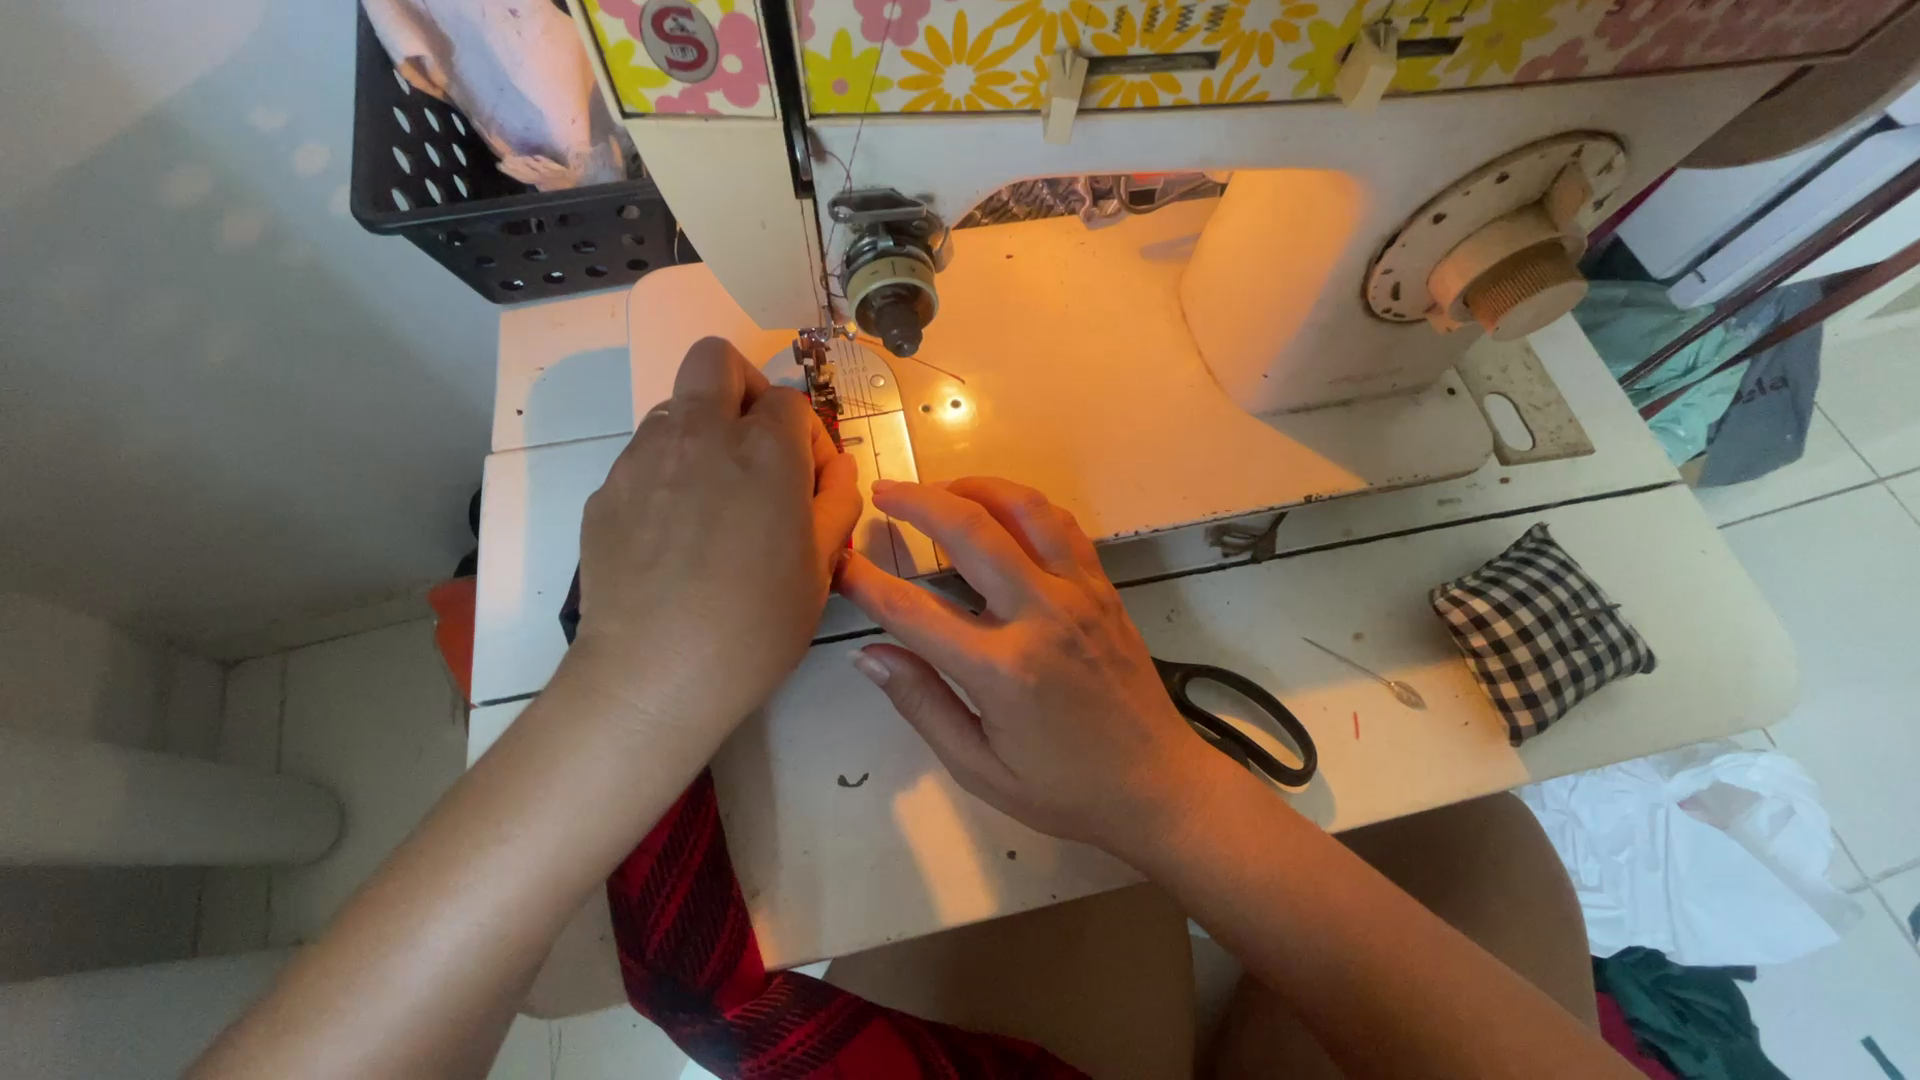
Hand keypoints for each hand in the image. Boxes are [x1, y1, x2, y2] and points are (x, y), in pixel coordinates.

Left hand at [568, 337, 860, 746]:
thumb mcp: (821, 568)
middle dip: (745, 389)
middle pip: (716, 361)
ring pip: (674, 408)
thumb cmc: (755, 625)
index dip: (809, 436)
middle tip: (757, 449)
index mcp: (764, 451)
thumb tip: (833, 469)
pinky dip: (667, 475)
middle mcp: (699, 435)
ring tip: (714, 502)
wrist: (653, 673)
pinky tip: (675, 537)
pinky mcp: (606, 491)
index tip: (810, 482)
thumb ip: (836, 503)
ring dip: (703, 433)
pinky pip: (643, 458)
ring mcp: (642, 458)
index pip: (790, 401)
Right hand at [836, 477, 1222, 860]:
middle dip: (918, 502)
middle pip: (970, 531)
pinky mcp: (1103, 589)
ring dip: (976, 487)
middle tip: (884, 492)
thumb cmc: (1063, 789)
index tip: (840, 562)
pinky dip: (1025, 505)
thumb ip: (922, 704)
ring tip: (942, 490)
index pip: (914, 611)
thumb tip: (869, 655)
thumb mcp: (979, 766)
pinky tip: (1003, 511)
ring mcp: (1079, 594)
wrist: (1157, 785)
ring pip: (1024, 510)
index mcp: (1002, 669)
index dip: (868, 582)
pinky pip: (1063, 526)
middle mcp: (1042, 615)